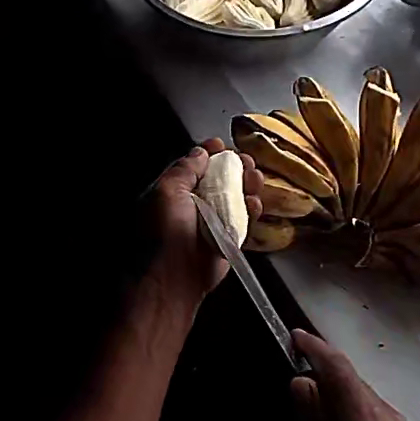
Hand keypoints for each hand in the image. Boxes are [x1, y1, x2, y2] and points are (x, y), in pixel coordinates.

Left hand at [142, 139, 262, 306]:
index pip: (192, 166)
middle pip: (218, 179)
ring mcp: (211, 223)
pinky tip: (256, 201)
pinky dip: (251, 210)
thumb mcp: (167, 191)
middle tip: (246, 160)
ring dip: (247, 185)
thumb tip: (201, 153)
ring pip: (234, 198)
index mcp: (172, 192)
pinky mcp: (227, 239)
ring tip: (256, 176)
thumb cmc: (164, 231)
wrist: (173, 276)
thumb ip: (185, 169)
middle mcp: (191, 206)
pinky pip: (243, 221)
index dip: (207, 153)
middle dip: (233, 167)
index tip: (221, 144)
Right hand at [289, 330, 419, 420]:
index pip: (340, 369)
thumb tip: (302, 382)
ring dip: (339, 390)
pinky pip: (375, 411)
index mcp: (366, 419)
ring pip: (364, 395)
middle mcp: (387, 413)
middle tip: (298, 370)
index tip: (295, 336)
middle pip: (353, 380)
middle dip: (325, 368)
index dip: (316, 348)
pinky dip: (353, 407)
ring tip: (315, 401)